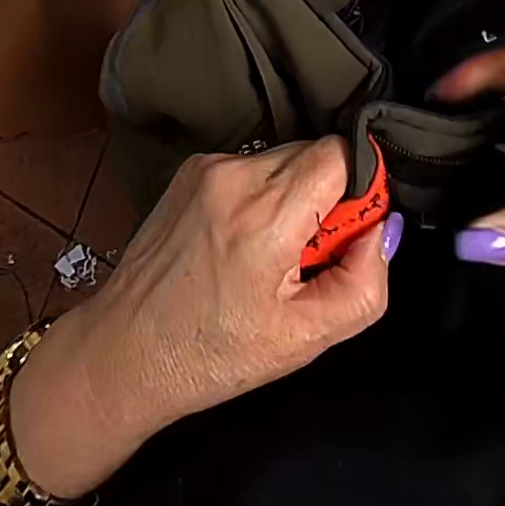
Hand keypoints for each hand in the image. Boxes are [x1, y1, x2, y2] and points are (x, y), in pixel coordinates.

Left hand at [9, 138, 398, 495]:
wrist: (121, 351)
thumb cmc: (212, 353)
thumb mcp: (306, 338)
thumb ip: (365, 281)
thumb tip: (383, 226)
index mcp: (266, 216)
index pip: (341, 152)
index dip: (360, 185)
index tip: (351, 226)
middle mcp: (235, 176)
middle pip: (316, 152)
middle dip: (330, 193)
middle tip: (310, 249)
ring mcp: (209, 167)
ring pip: (286, 157)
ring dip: (296, 193)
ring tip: (271, 247)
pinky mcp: (192, 168)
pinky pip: (254, 164)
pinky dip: (263, 191)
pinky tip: (243, 236)